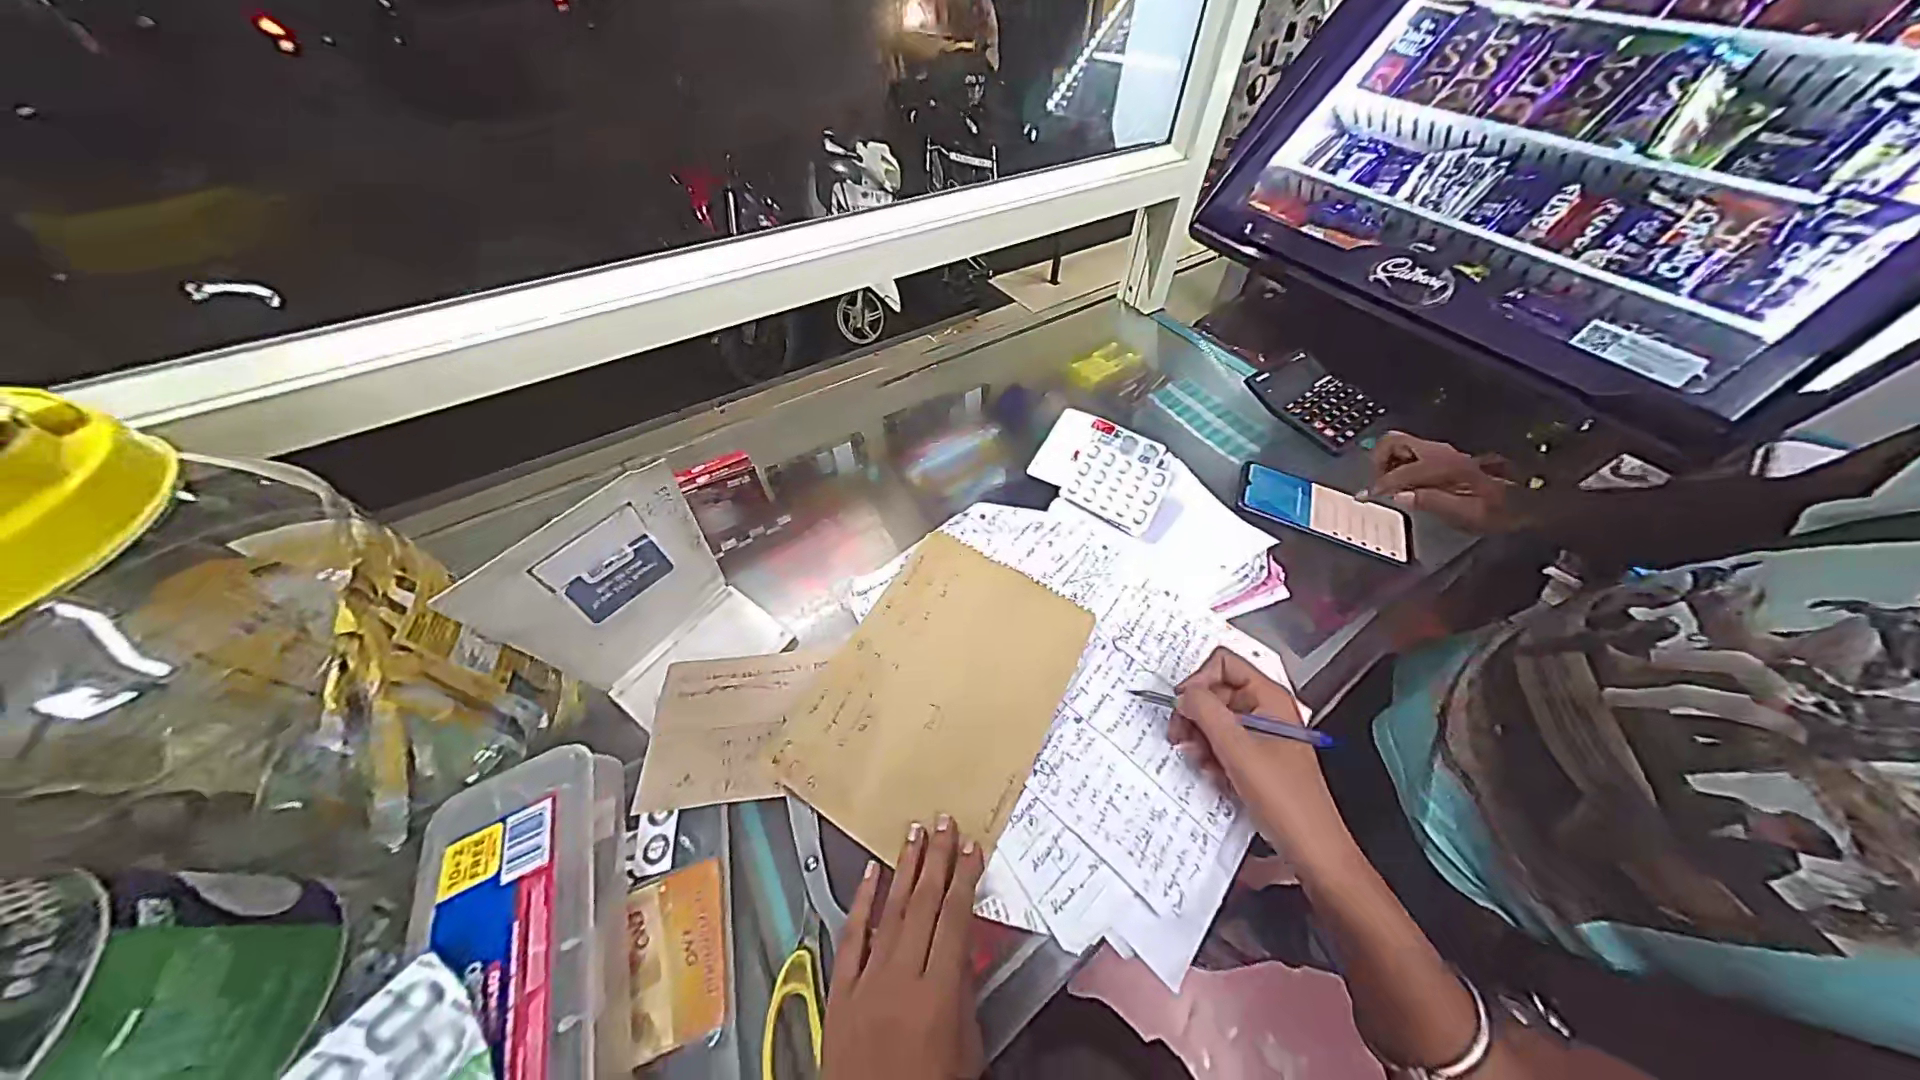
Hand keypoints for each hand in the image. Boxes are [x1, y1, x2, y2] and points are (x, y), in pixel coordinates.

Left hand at [821, 817, 984, 1079]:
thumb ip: (964, 994)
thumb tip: (961, 947)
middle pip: (923, 905)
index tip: (971, 849)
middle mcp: (901, 978)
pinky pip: (851, 937)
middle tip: (945, 823)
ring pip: (889, 911)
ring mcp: (867, 980)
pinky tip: (871, 872)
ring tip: (914, 833)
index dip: (964, 879)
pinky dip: (860, 902)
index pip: (954, 919)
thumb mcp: (966, 1050)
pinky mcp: (840, 990)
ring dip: (905, 869)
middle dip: (937, 859)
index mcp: (937, 993)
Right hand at [1172, 647, 1338, 847]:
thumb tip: (1182, 694)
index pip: (1223, 664)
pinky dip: (1211, 756)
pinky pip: (1221, 743)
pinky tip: (1214, 775)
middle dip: (1194, 715)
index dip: (1198, 681)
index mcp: (1269, 697)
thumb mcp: (1236, 748)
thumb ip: (1204, 712)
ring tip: (1202, 762)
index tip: (1183, 706)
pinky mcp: (1254, 756)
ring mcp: (1260, 733)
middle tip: (1181, 738)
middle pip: (1214, 692)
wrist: (1311, 847)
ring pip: (1214, 720)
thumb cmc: (1284, 797)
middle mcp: (1265, 709)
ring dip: (1200, 740)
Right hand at [1366, 432, 1516, 533]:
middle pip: (1393, 441)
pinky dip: (1399, 464)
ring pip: (1400, 445)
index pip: (1400, 470)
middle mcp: (1442, 453)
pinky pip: (1411, 453)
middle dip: (1378, 461)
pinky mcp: (1444, 458)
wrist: (1531, 503)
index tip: (1369, 496)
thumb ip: (1431, 502)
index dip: (1381, 484)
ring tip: (1390, 485)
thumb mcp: (1467, 514)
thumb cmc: (1502, 511)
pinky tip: (1405, 484)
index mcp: (1446, 465)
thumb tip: (1400, 496)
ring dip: (1388, 462)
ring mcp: (1443, 453)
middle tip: (1378, 483)